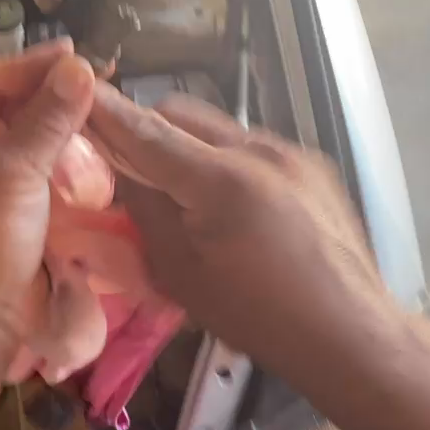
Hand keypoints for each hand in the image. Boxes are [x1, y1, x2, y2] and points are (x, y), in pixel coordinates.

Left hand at [0, 42, 96, 335]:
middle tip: (97, 80)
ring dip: (62, 121)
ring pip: (30, 135)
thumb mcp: (16, 167)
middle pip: (11, 104)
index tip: (72, 55)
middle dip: (50, 90)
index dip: (26, 63)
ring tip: (101, 109)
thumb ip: (49, 117)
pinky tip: (95, 150)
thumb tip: (79, 66)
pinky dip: (67, 155)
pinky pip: (44, 167)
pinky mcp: (19, 206)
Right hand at [82, 85, 399, 382]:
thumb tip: (118, 167)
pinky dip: (220, 158)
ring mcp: (291, 152)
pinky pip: (246, 144)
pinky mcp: (311, 163)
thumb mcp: (178, 272)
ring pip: (213, 125)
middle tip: (127, 162)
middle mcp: (258, 150)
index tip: (73, 91)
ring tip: (183, 189)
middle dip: (145, 127)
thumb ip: (144, 208)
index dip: (105, 110)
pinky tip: (229, 204)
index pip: (146, 131)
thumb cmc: (256, 317)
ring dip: (184, 143)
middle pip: (179, 111)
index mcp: (221, 181)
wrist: (355, 338)